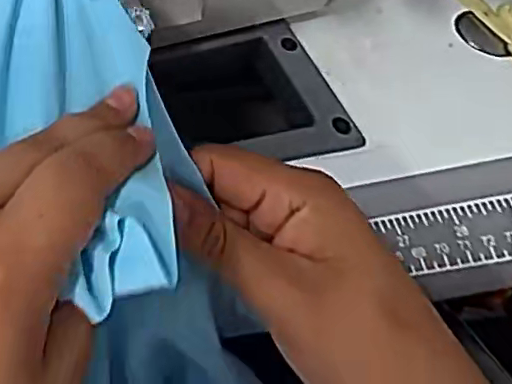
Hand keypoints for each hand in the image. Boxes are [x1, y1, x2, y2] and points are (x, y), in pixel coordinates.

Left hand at [0, 85, 156, 383]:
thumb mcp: (51, 369)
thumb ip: (79, 289)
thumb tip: (82, 227)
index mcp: (1, 263)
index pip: (73, 180)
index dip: (113, 151)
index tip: (140, 134)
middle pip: (37, 147)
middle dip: (86, 125)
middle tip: (119, 105)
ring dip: (29, 166)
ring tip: (44, 192)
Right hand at [170, 145, 484, 383]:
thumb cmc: (377, 352)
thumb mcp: (285, 293)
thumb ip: (220, 239)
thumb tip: (164, 196)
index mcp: (300, 191)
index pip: (213, 160)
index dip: (172, 176)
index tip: (134, 198)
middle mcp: (295, 200)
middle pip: (215, 184)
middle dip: (180, 207)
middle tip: (139, 229)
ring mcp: (293, 230)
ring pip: (223, 214)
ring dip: (194, 232)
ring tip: (158, 248)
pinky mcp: (291, 259)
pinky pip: (239, 241)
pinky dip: (213, 252)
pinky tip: (190, 265)